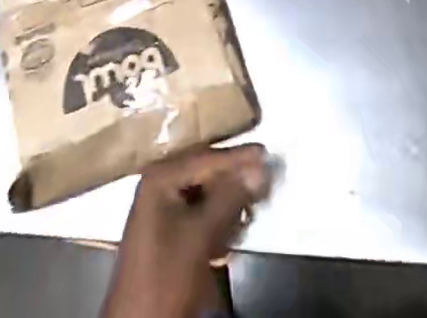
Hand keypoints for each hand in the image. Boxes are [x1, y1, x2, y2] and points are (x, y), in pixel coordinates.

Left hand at [100, 144, 271, 317]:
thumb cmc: (167, 274)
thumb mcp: (201, 235)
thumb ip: (229, 198)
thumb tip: (259, 166)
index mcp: (160, 176)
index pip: (206, 158)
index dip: (238, 157)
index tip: (267, 152)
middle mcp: (159, 182)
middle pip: (204, 170)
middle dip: (235, 173)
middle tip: (266, 172)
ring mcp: (162, 206)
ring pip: (205, 191)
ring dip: (230, 194)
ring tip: (256, 196)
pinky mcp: (170, 229)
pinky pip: (200, 210)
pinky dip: (220, 214)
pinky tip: (237, 220)